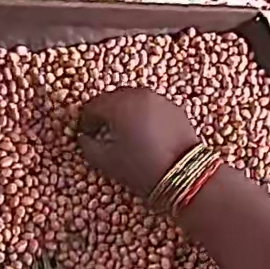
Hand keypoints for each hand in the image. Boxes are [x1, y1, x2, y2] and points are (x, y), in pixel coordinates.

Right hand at [77, 88, 201, 198]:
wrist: (185, 174)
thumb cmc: (141, 167)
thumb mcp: (107, 161)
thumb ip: (89, 146)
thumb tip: (84, 137)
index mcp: (119, 105)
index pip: (93, 106)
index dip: (85, 119)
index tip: (84, 132)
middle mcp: (139, 95)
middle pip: (113, 98)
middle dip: (104, 112)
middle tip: (100, 130)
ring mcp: (159, 100)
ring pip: (134, 100)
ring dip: (124, 112)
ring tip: (122, 132)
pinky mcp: (175, 108)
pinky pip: (151, 106)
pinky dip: (143, 115)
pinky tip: (143, 132)